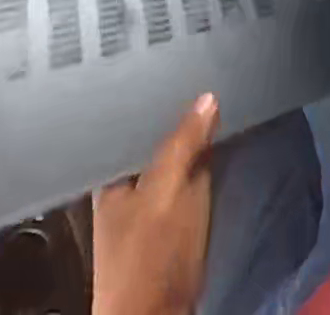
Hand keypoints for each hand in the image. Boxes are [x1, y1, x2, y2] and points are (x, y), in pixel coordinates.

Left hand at [93, 93, 219, 314]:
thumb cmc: (151, 256)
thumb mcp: (168, 192)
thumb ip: (184, 144)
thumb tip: (209, 97)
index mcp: (111, 181)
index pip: (132, 128)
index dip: (156, 102)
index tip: (180, 73)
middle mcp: (127, 190)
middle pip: (156, 142)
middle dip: (179, 117)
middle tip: (207, 79)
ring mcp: (151, 207)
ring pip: (174, 158)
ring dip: (193, 136)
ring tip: (217, 100)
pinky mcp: (174, 221)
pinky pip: (189, 176)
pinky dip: (202, 158)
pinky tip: (218, 141)